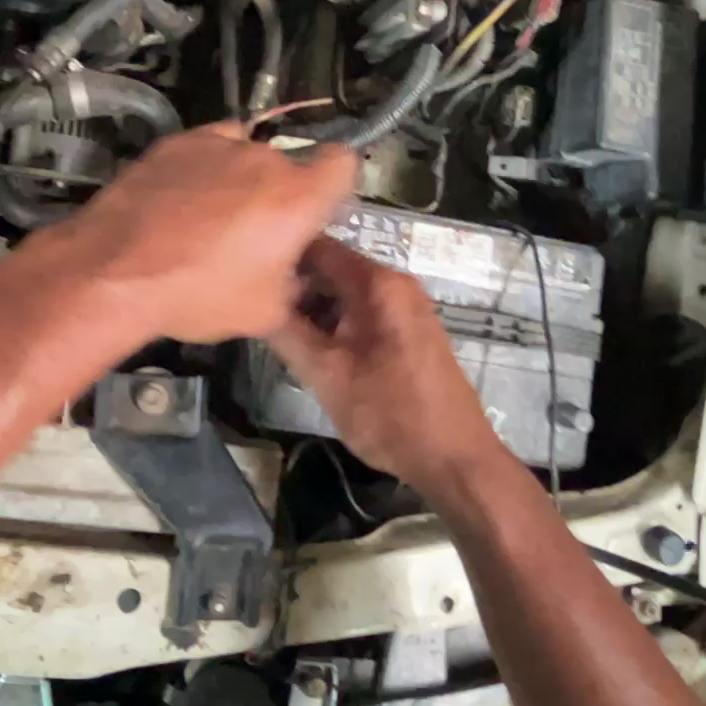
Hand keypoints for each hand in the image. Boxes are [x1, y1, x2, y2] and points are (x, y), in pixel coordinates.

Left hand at [15, 124, 355, 345]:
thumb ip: (292, 285)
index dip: (335, 184)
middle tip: (253, 232)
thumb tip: (289, 274)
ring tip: (207, 218)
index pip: (344, 163)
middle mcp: (265, 160)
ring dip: (239, 181)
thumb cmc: (197, 294)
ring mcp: (218, 145)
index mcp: (298, 198)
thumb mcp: (263, 313)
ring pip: (246, 156)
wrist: (116, 270)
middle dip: (277, 194)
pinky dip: (205, 167)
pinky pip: (209, 149)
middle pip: (287, 167)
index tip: (318, 207)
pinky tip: (183, 197)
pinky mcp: (178, 141)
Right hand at [266, 239, 505, 488]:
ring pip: (346, 291)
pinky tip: (316, 352)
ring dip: (314, 309)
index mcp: (377, 282)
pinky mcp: (410, 329)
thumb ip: (285, 331)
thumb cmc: (388, 413)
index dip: (280, 260)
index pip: (317, 246)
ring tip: (284, 338)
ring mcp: (407, 306)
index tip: (250, 285)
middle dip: (296, 289)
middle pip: (332, 267)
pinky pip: (363, 310)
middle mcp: (395, 282)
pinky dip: (336, 323)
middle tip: (264, 319)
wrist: (455, 459)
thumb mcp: (324, 374)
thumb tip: (254, 303)